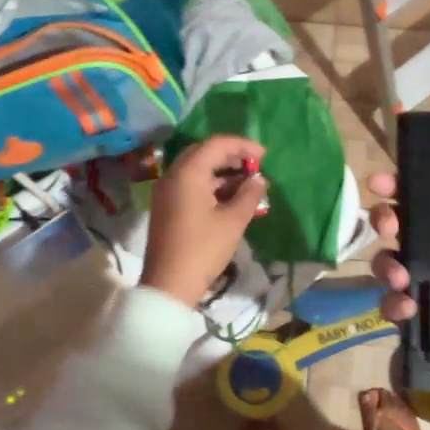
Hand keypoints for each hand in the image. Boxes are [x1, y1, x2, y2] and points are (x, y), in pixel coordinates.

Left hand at [140, 136, 267, 305]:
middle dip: (230, 156)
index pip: (216, 145)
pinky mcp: (166, 206)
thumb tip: (259, 180)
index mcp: (188, 173)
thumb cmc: (204, 249)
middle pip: (203, 153)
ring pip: (195, 169)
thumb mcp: (233, 221)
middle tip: (254, 166)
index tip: (264, 155)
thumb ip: (249, 194)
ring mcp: (166, 191)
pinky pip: (189, 184)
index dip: (242, 145)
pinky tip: (229, 197)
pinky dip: (209, 184)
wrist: (169, 284)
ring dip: (221, 172)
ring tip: (247, 183)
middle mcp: (173, 175)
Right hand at [367, 175, 429, 390]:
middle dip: (386, 221)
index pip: (429, 207)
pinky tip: (407, 312)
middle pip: (400, 229)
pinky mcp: (409, 319)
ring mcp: (421, 289)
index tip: (381, 182)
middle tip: (388, 228)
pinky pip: (388, 301)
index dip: (403, 191)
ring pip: (388, 263)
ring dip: (387, 265)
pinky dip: (392, 303)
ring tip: (401, 280)